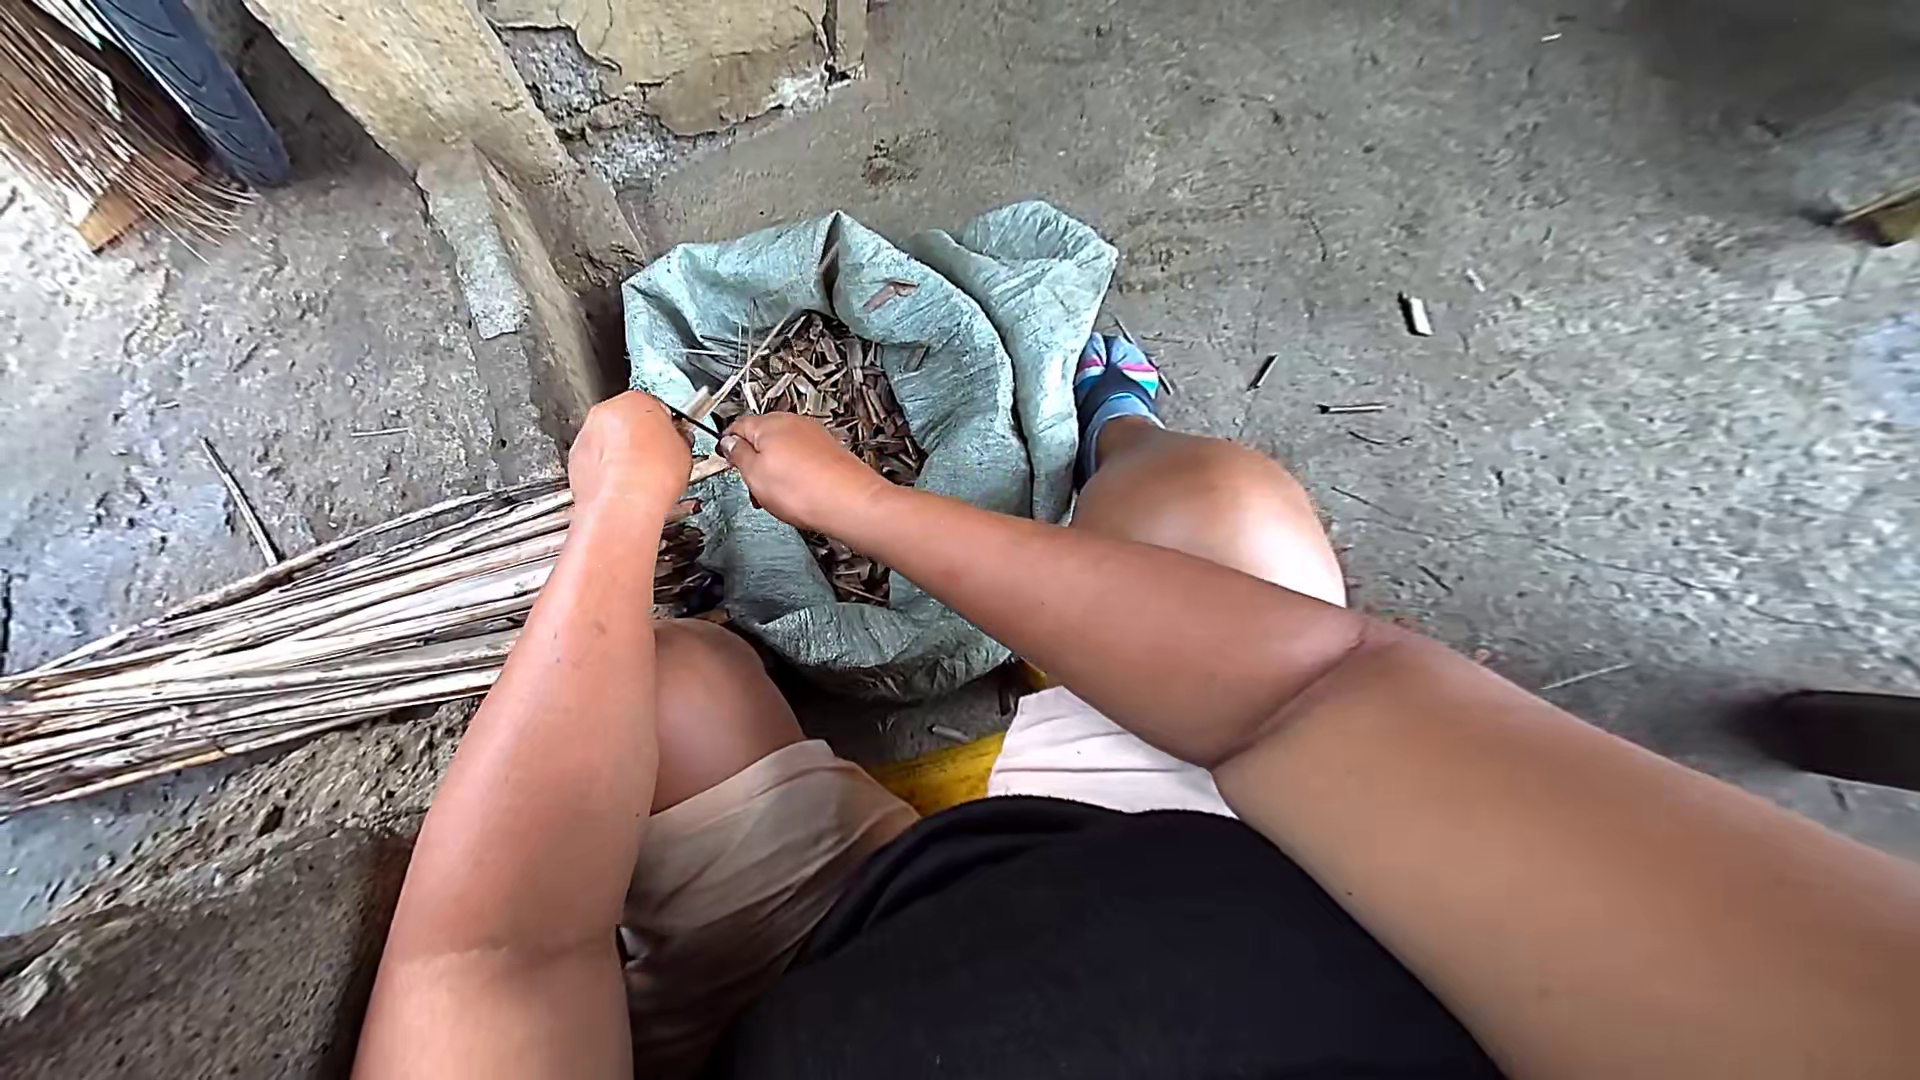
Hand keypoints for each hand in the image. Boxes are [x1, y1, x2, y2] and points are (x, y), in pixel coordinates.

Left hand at [568, 392, 691, 518]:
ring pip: (609, 441)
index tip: (674, 438)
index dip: (667, 425)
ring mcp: (586, 437)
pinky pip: (597, 461)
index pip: (655, 405)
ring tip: (644, 476)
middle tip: (660, 458)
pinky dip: (609, 471)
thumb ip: (677, 437)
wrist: (625, 506)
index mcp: (634, 401)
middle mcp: (604, 413)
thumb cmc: (651, 477)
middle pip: (628, 420)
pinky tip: (627, 486)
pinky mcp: (575, 462)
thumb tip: (676, 441)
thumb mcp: (685, 450)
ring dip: (624, 454)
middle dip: (642, 437)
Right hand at [719, 413, 893, 533]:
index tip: (726, 458)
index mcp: (771, 423)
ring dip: (775, 471)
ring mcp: (815, 437)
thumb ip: (737, 454)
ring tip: (777, 496)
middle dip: (754, 462)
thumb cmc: (806, 489)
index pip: (738, 425)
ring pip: (784, 451)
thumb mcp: (754, 474)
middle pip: (763, 439)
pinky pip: (804, 461)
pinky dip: (796, 475)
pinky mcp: (830, 453)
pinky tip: (798, 495)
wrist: (850, 502)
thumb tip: (728, 443)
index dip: (729, 444)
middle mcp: (795, 424)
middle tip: (753, 486)